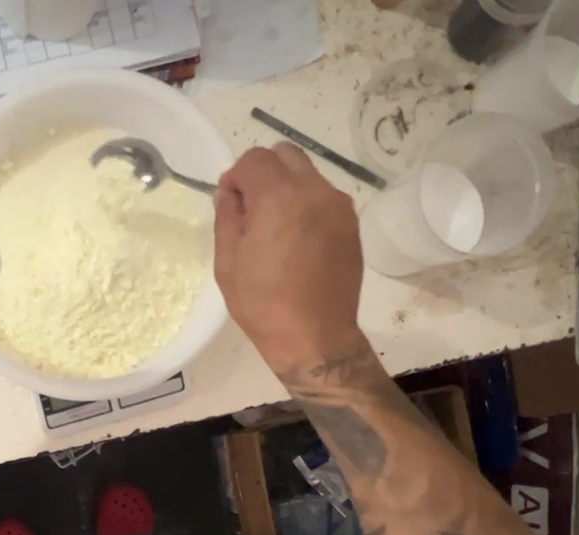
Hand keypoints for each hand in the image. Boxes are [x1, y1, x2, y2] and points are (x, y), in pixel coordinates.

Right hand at [214, 144, 368, 385]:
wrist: (315, 336)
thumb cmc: (263, 304)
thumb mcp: (228, 263)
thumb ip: (227, 218)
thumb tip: (229, 194)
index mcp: (278, 197)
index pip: (255, 159)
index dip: (236, 177)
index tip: (229, 203)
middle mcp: (314, 190)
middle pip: (286, 155)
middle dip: (263, 173)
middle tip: (250, 209)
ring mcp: (338, 206)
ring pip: (307, 175)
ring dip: (286, 189)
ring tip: (274, 229)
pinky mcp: (351, 224)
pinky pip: (323, 198)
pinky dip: (305, 206)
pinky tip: (295, 242)